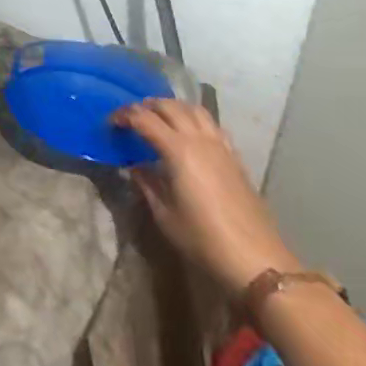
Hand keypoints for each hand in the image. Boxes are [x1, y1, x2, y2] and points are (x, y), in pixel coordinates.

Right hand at [114, 100, 300, 292]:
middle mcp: (200, 140)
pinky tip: (187, 133)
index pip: (144, 119)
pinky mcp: (234, 157)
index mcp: (178, 151)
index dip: (124, 116)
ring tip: (157, 117)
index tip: (111, 123)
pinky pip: (211, 124)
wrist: (255, 259)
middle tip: (130, 117)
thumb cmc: (202, 238)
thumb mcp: (164, 213)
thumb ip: (146, 183)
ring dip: (172, 107)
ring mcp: (221, 146)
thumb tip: (135, 166)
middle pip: (170, 106)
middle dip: (146, 106)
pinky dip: (193, 118)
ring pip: (194, 109)